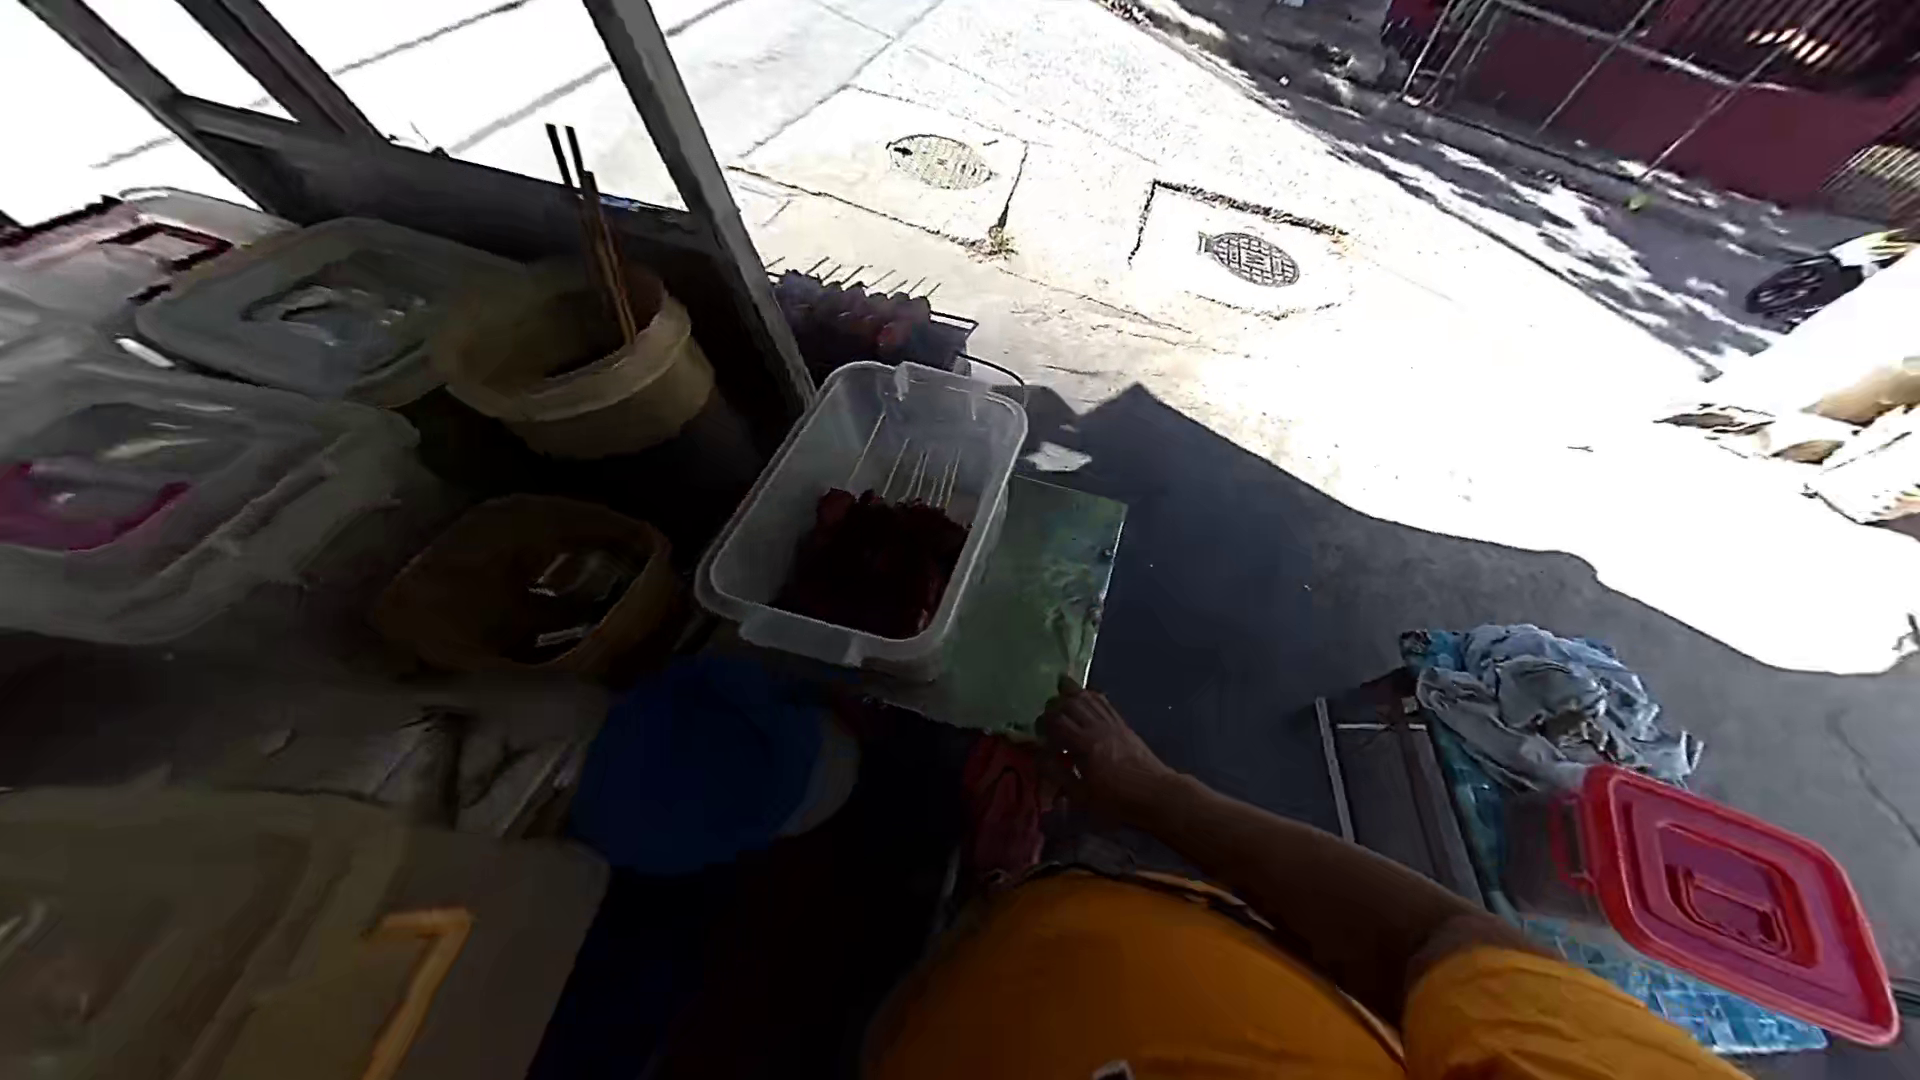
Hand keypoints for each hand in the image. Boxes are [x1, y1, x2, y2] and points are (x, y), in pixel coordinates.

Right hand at [1039, 676, 1181, 822]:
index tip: (1039, 731)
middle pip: (1071, 703)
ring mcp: (1111, 723)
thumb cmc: (1117, 801)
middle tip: (1047, 712)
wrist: (1156, 794)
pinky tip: (1085, 695)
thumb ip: (1059, 774)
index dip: (1044, 722)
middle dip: (1055, 704)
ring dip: (1072, 692)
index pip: (1057, 721)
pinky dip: (1091, 695)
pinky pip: (1104, 703)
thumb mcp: (1082, 796)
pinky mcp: (1122, 724)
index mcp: (1085, 744)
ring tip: (1061, 689)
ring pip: (1088, 698)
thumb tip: (1040, 756)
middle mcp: (1097, 727)